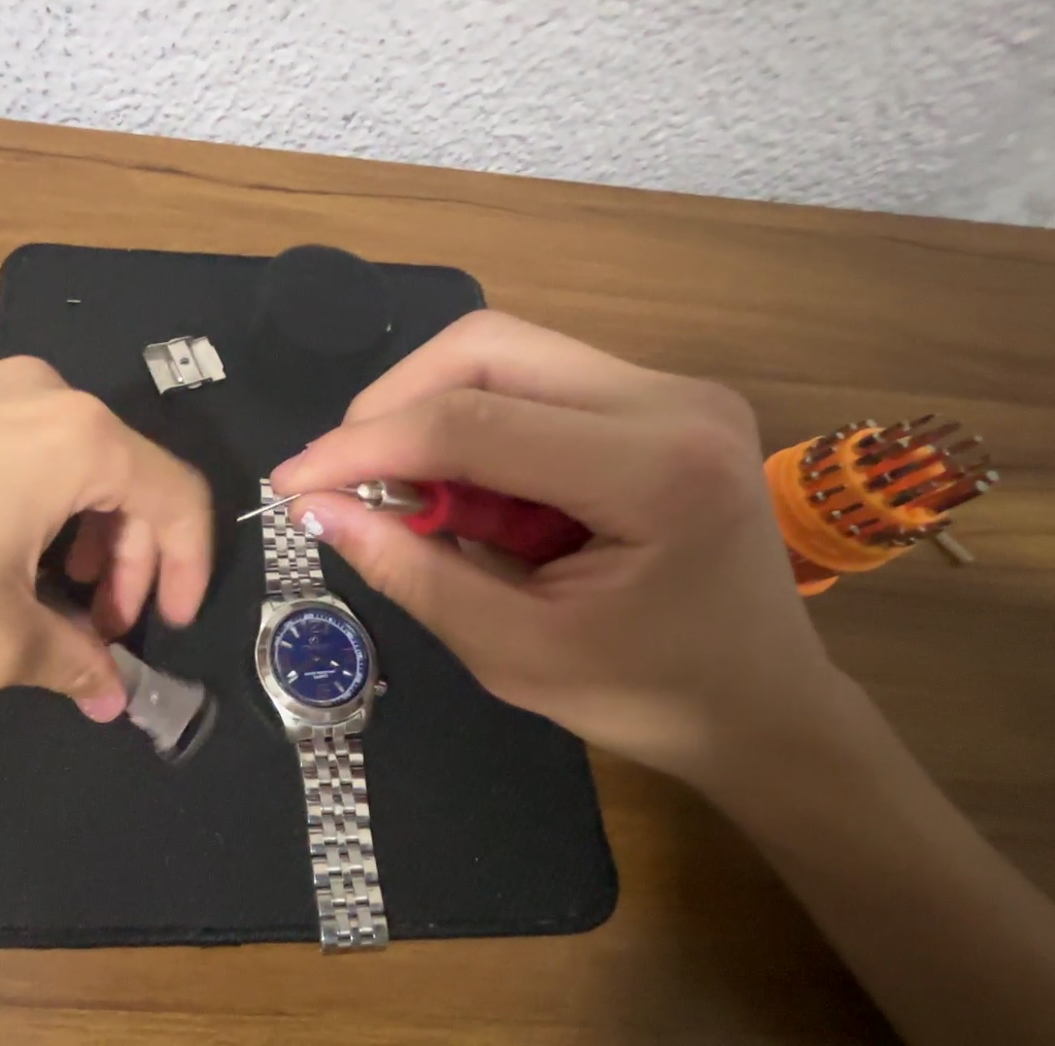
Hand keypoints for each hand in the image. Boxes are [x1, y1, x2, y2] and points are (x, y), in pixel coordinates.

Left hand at [0, 356, 211, 726]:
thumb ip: (74, 665)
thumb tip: (113, 697)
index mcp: (81, 437)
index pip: (179, 500)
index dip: (189, 571)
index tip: (169, 630)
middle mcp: (46, 393)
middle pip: (129, 481)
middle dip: (127, 565)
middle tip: (97, 630)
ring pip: (78, 467)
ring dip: (83, 540)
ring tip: (48, 600)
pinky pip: (27, 453)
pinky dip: (39, 511)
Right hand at [272, 311, 858, 788]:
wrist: (761, 705)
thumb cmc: (645, 696)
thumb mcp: (510, 652)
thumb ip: (410, 572)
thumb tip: (316, 507)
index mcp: (655, 472)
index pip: (469, 423)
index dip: (361, 448)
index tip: (292, 485)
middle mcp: (671, 399)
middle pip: (483, 348)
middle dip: (388, 407)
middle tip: (341, 475)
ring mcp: (669, 388)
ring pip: (500, 352)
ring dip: (422, 409)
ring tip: (393, 484)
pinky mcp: (653, 397)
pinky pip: (527, 378)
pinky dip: (464, 420)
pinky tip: (452, 480)